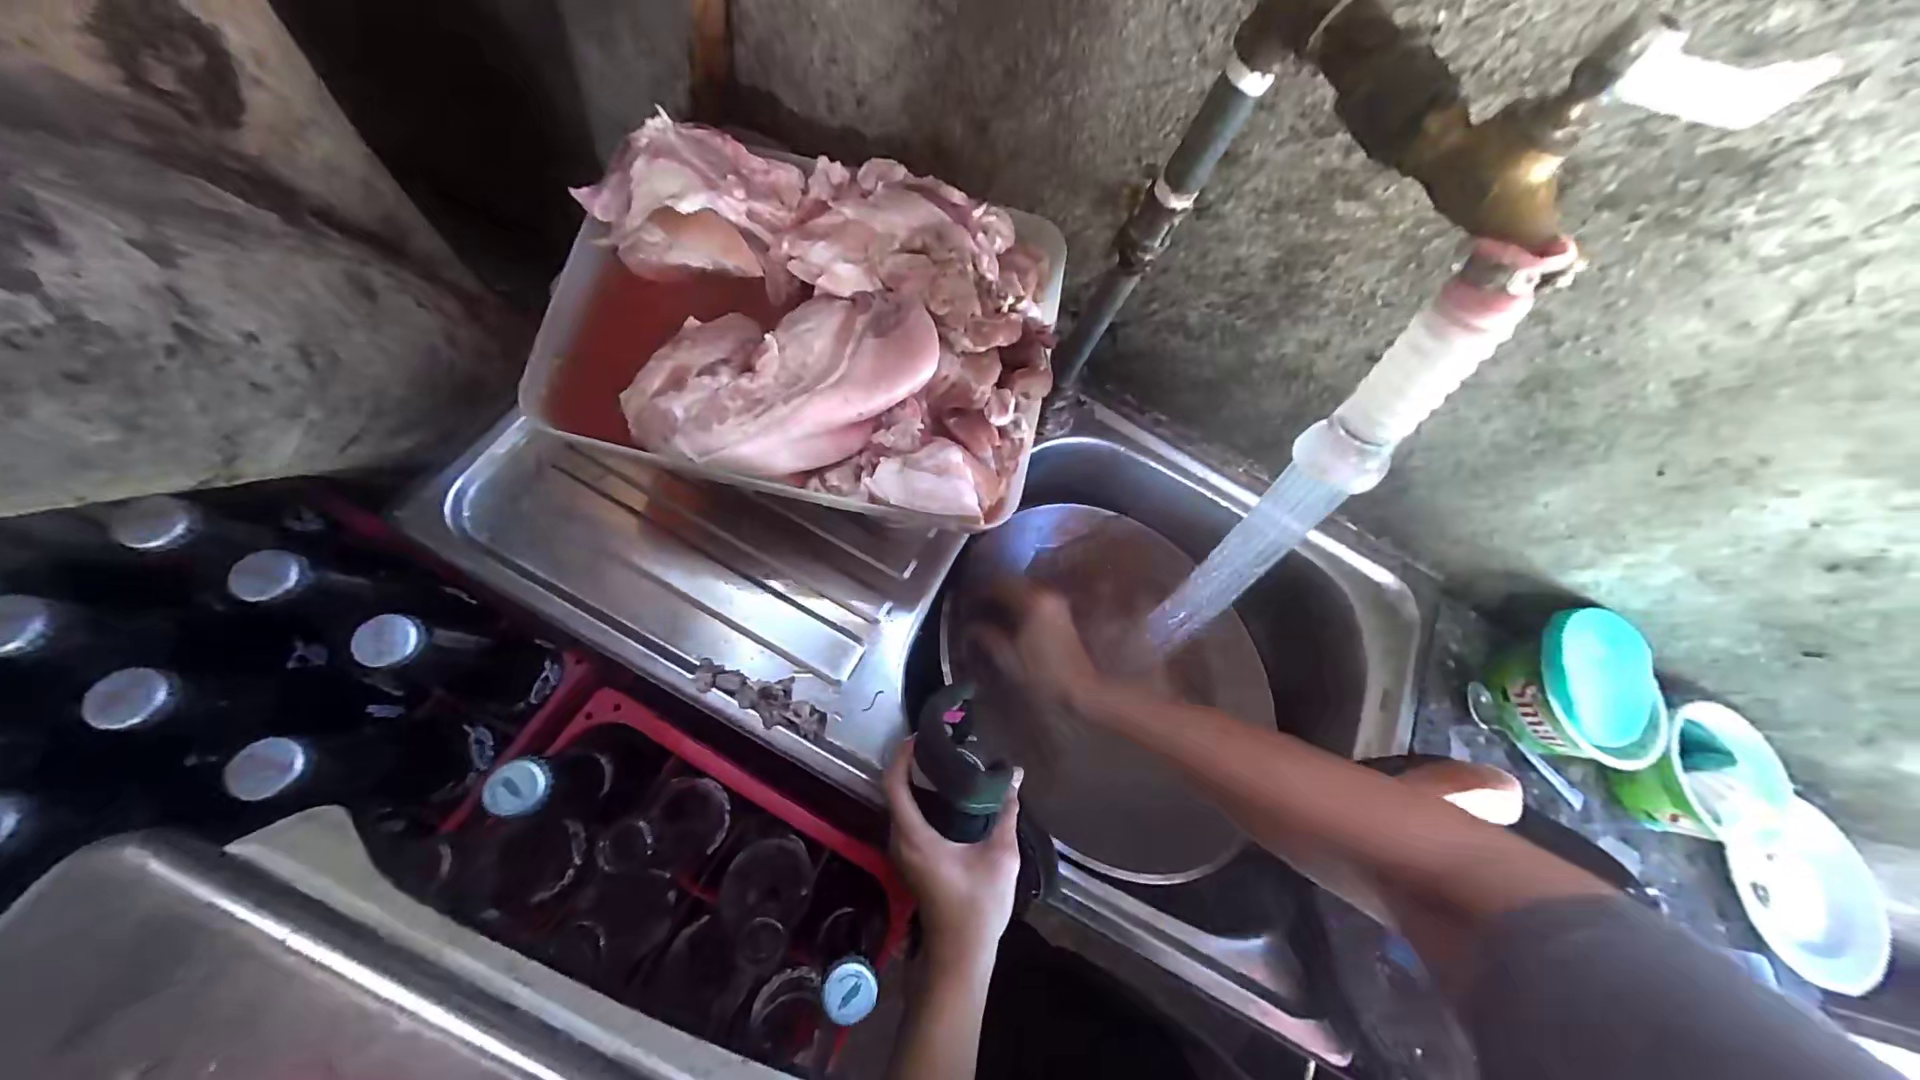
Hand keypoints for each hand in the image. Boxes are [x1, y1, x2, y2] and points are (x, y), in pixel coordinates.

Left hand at [884, 737, 1023, 967]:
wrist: (962, 954)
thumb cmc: (979, 905)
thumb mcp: (1000, 857)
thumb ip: (1006, 813)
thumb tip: (1014, 776)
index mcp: (915, 836)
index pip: (894, 784)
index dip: (902, 756)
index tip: (921, 736)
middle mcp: (900, 840)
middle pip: (893, 791)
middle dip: (910, 763)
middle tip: (939, 744)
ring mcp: (902, 852)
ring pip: (899, 805)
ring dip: (913, 781)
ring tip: (943, 762)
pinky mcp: (910, 859)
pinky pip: (906, 817)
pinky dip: (917, 798)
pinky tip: (944, 794)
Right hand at [967, 582, 1104, 709]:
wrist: (1079, 689)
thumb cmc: (1041, 674)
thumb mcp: (1007, 656)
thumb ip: (986, 635)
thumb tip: (969, 626)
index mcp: (1031, 602)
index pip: (998, 585)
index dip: (978, 592)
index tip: (964, 601)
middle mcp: (1045, 594)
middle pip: (1012, 583)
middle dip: (991, 593)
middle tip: (973, 606)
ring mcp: (1056, 601)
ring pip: (1023, 589)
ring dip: (1005, 597)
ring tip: (988, 612)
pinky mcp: (1061, 611)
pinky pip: (1033, 597)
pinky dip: (1018, 602)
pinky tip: (1007, 617)